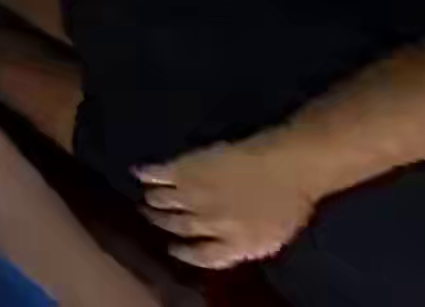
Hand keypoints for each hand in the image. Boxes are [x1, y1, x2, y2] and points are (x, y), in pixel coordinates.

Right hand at [134, 134, 326, 268]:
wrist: (281, 168)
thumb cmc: (286, 205)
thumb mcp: (269, 236)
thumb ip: (239, 241)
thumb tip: (214, 240)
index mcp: (236, 245)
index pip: (202, 256)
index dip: (184, 253)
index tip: (173, 248)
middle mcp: (209, 222)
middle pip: (176, 225)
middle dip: (160, 221)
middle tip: (150, 215)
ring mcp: (192, 194)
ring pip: (160, 200)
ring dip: (152, 200)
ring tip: (148, 197)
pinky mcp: (181, 168)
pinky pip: (154, 173)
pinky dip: (144, 174)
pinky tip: (137, 172)